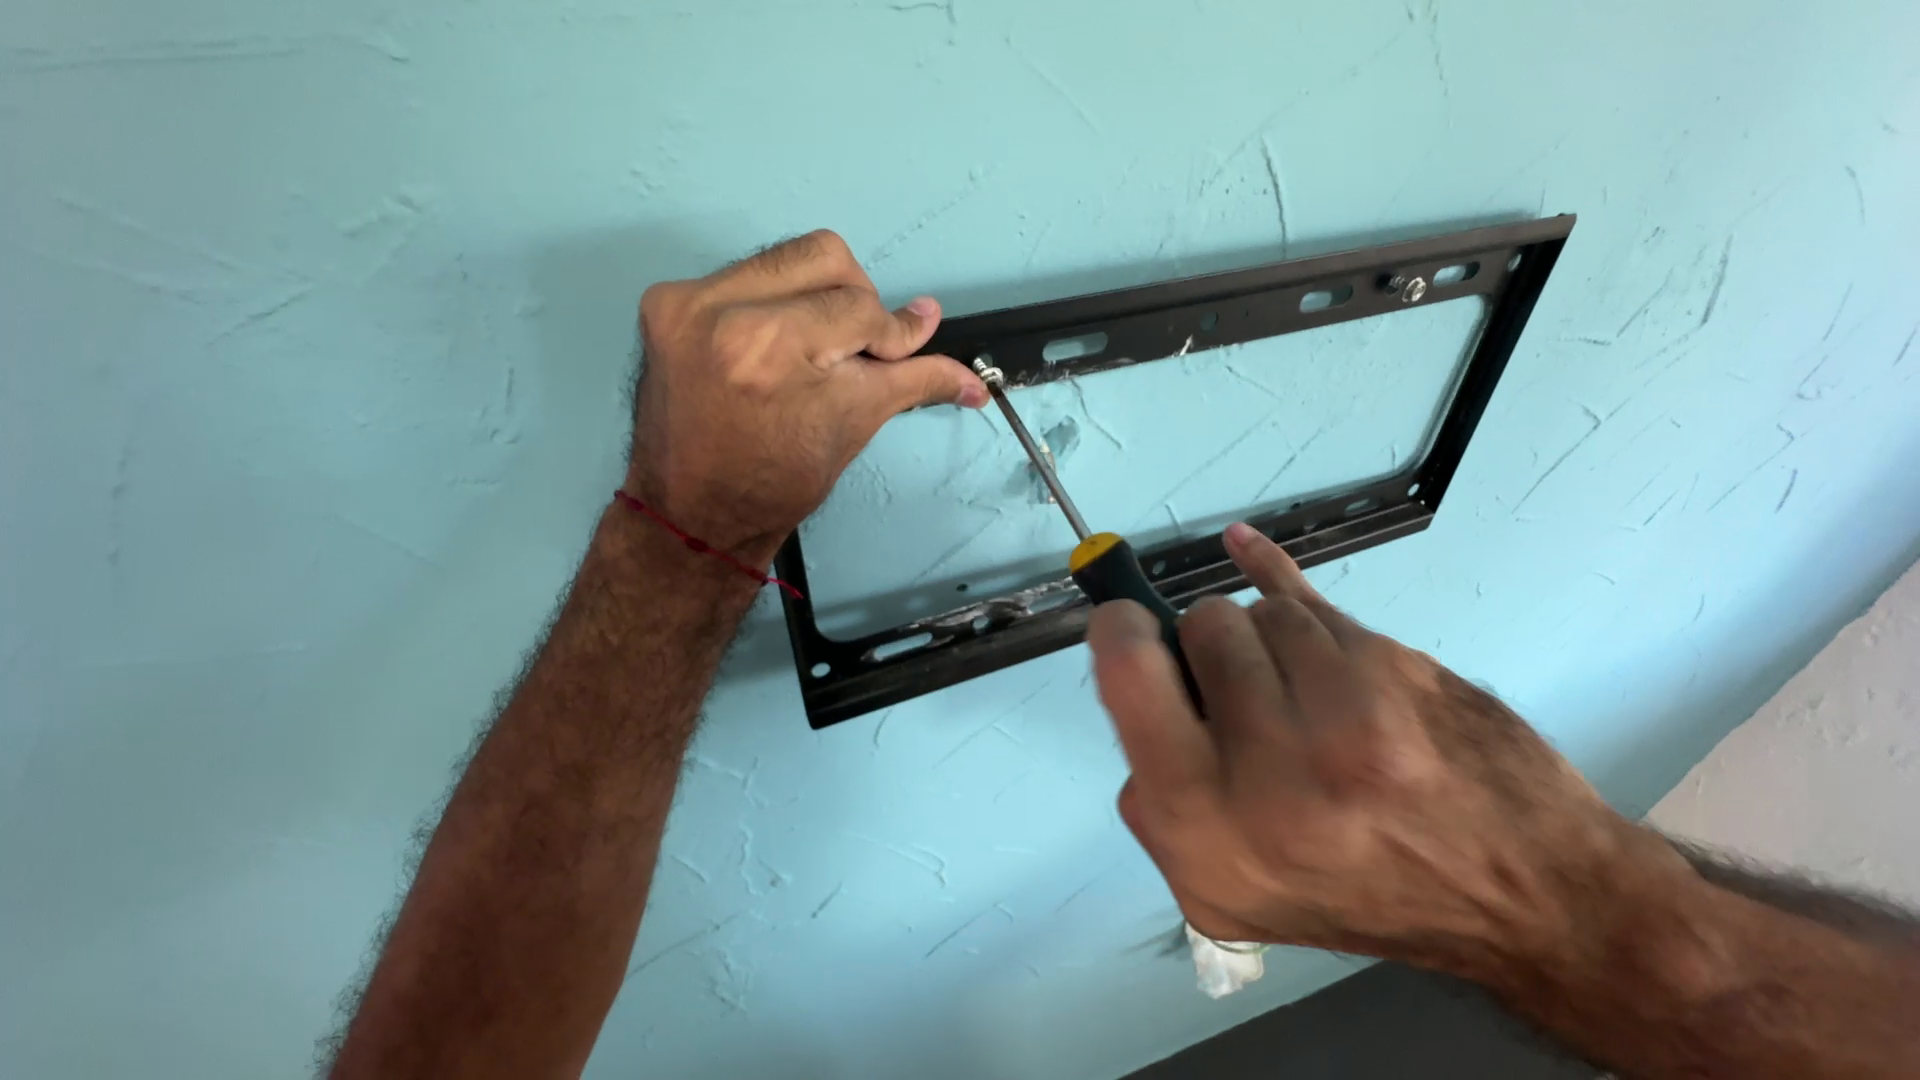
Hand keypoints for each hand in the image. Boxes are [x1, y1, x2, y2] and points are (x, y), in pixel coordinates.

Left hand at [629, 230, 988, 561]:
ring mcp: (684, 302)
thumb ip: (912, 380)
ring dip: (817, 296)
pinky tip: (774, 348)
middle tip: (857, 348)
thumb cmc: (776, 485)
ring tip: (815, 348)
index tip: (911, 339)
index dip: (895, 332)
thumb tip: (967, 373)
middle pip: (825, 257)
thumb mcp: (854, 427)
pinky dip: (774, 304)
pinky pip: (745, 274)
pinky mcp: (665, 303)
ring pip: (786, 257)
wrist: (695, 513)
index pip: (860, 308)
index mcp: (770, 347)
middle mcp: (720, 311)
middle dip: (857, 303)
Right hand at [1087, 523, 1689, 976]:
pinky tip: (1243, 546)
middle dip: (1203, 643)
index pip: (1129, 676)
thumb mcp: (1228, 892)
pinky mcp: (1402, 670)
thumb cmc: (1357, 893)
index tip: (1125, 626)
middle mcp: (1270, 772)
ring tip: (1299, 689)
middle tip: (1237, 686)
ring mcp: (1347, 717)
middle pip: (1199, 629)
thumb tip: (1137, 700)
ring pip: (1263, 613)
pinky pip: (1305, 591)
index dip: (1118, 635)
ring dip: (1264, 638)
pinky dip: (1269, 565)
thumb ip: (1156, 809)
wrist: (1524, 896)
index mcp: (1206, 825)